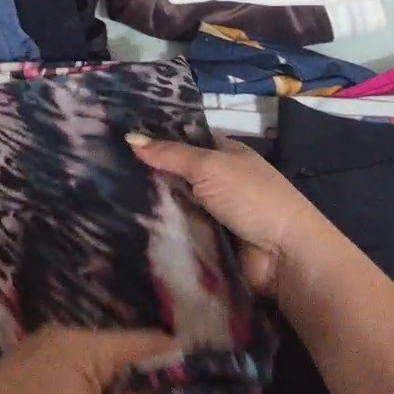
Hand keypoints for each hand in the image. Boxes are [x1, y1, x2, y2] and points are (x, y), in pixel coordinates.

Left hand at [0, 327, 193, 393]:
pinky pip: (81, 378)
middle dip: (162, 379)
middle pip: (128, 352)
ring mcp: (41, 354)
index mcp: (79, 343)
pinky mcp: (28, 376)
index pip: (150, 341)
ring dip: (133, 392)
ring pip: (105, 368)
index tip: (227, 380)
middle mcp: (61, 337)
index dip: (188, 360)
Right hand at [125, 132, 343, 297]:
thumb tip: (129, 137)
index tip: (120, 140)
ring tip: (108, 196)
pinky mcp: (210, 242)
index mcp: (226, 154)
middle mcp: (220, 181)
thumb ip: (169, 154)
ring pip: (175, 204)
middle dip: (149, 174)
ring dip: (153, 205)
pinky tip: (129, 224)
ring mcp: (215, 213)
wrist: (286, 257)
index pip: (184, 141)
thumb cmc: (252, 198)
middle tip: (107, 170)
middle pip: (177, 174)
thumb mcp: (209, 166)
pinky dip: (162, 230)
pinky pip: (180, 231)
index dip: (156, 140)